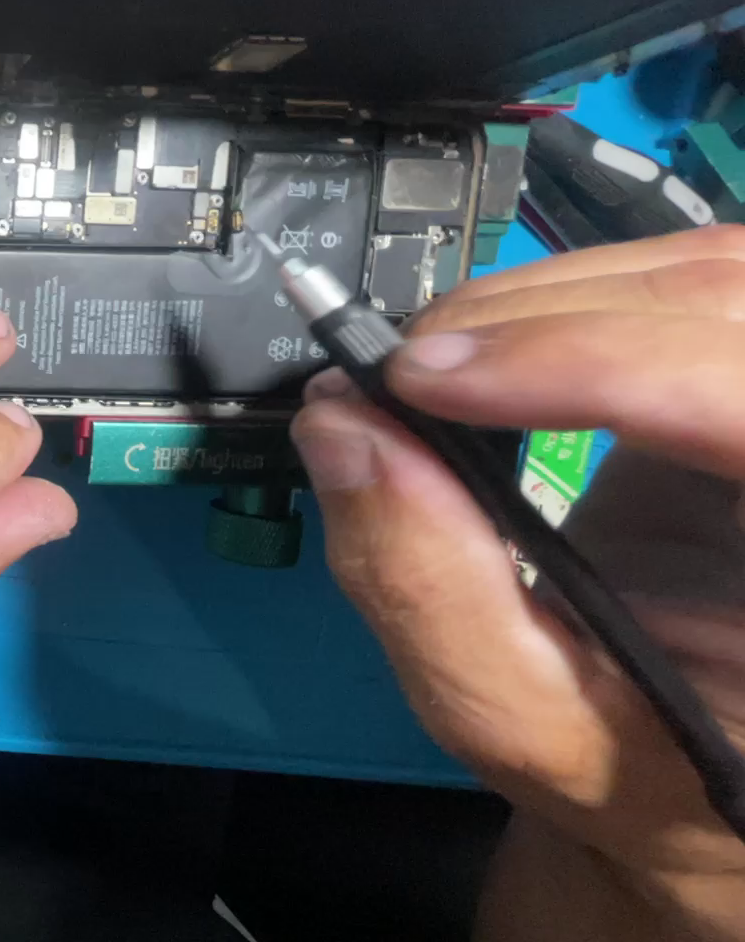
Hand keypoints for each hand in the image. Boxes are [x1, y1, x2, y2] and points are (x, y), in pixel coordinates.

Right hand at [292, 227, 744, 936]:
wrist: (722, 774)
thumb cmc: (628, 764)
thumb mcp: (505, 712)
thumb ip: (416, 580)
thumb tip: (337, 420)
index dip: (588, 362)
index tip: (415, 380)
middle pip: (739, 303)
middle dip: (536, 318)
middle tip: (396, 373)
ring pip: (722, 268)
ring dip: (542, 297)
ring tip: (429, 365)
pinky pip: (699, 283)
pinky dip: (569, 296)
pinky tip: (496, 352)